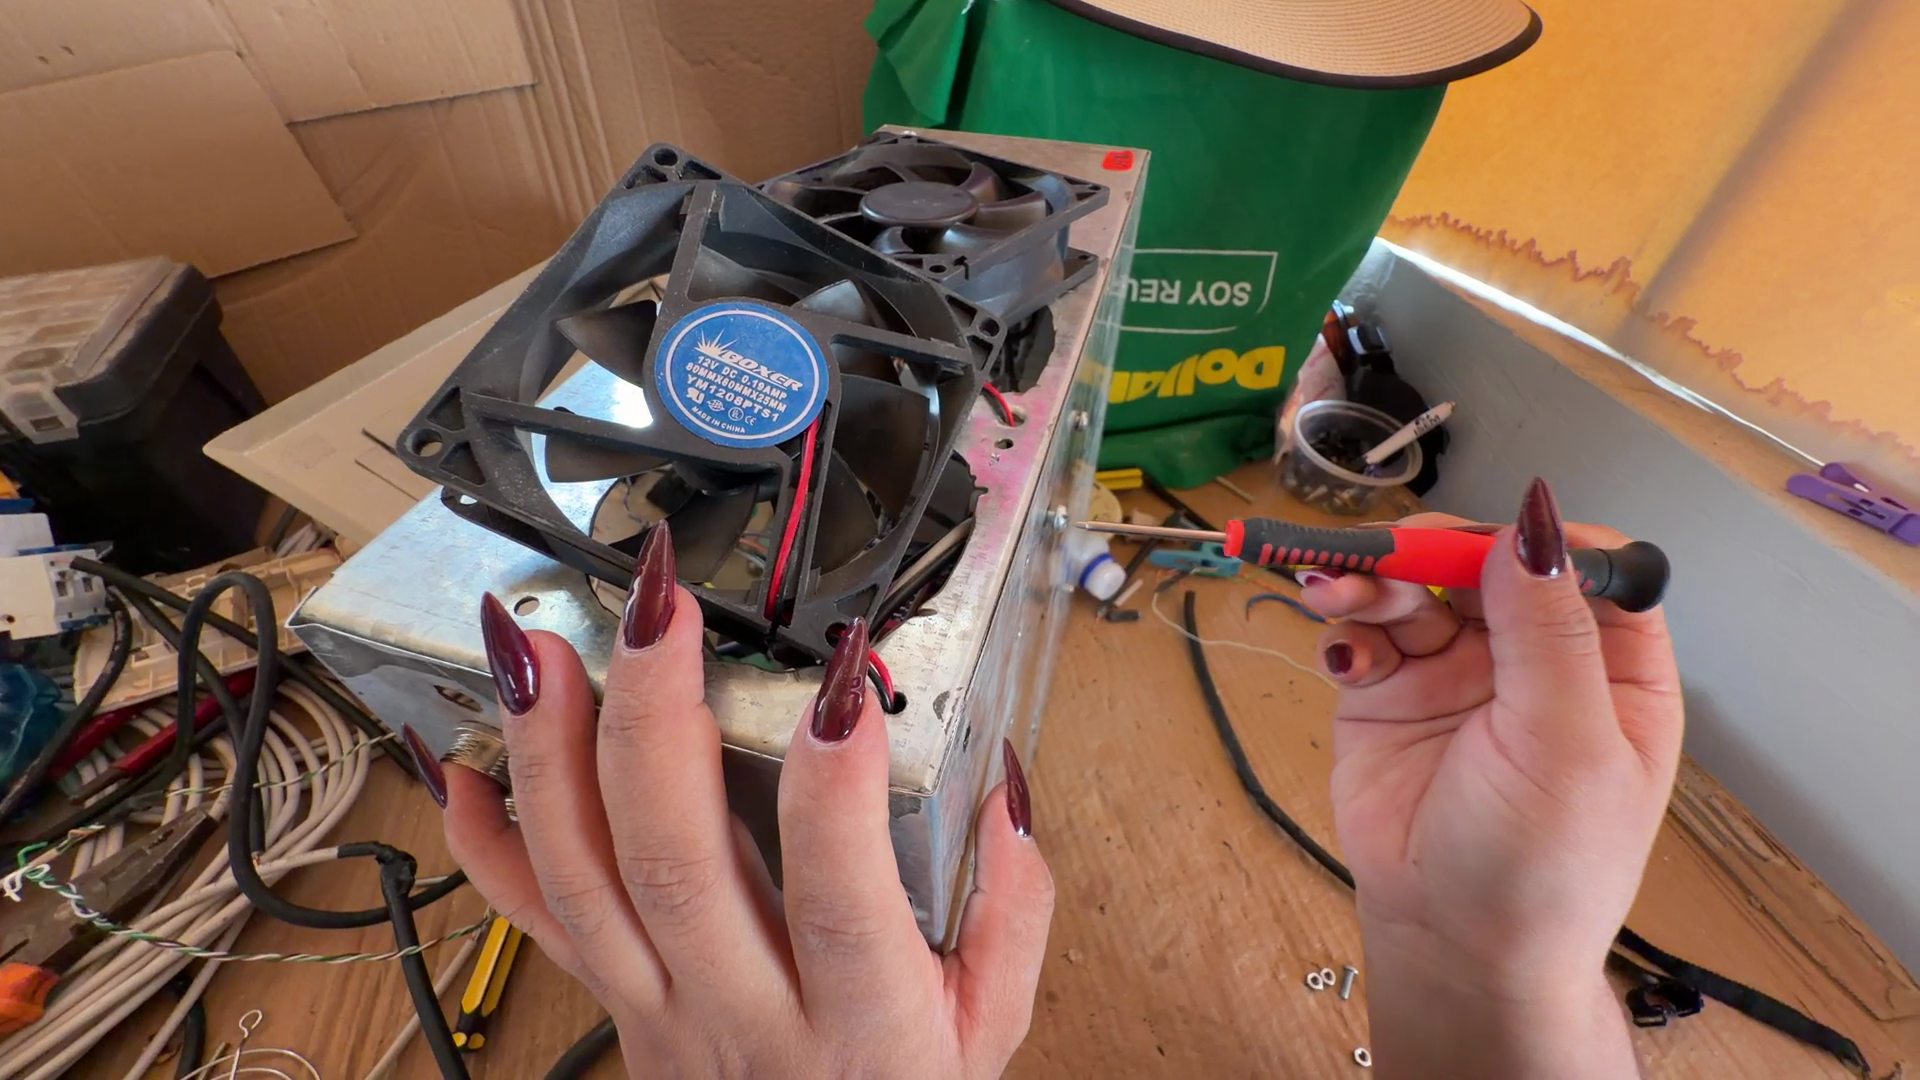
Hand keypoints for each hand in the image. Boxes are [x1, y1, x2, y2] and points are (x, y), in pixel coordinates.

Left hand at [414, 525, 1052, 1076]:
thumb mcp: (994, 1023)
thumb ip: (1014, 907)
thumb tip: (1001, 790)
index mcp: (857, 1013)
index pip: (838, 897)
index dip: (836, 790)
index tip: (844, 683)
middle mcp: (739, 1003)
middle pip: (677, 865)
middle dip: (659, 719)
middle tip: (659, 613)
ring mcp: (656, 1001)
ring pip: (586, 880)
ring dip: (554, 755)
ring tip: (543, 648)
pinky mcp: (613, 997)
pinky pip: (532, 925)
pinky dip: (487, 845)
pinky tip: (463, 769)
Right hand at [1298, 479, 1683, 1077]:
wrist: (1444, 930)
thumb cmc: (1537, 858)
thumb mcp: (1564, 747)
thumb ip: (1548, 635)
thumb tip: (1532, 527)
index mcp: (1601, 667)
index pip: (1581, 570)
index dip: (1532, 543)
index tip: (1481, 547)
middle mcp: (1520, 658)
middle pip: (1471, 570)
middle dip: (1422, 556)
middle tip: (1376, 558)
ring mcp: (1443, 670)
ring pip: (1404, 595)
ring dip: (1366, 585)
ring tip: (1329, 592)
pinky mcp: (1379, 690)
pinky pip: (1358, 637)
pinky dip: (1342, 633)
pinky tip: (1342, 657)